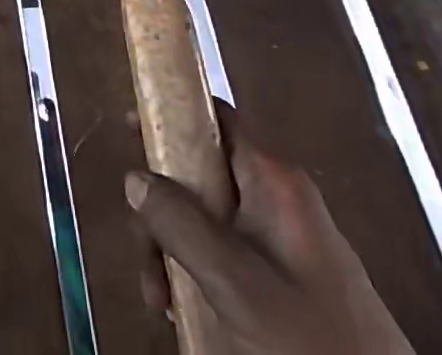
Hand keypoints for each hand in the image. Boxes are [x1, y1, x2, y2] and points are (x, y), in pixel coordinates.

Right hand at [126, 108, 414, 354]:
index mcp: (274, 183)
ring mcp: (274, 237)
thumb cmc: (312, 342)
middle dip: (158, 207)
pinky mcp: (274, 273)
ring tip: (160, 293)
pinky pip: (213, 250)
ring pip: (194, 214)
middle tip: (145, 247)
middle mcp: (273, 199)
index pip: (215, 116)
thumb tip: (134, 177)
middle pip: (193, 171)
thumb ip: (181, 223)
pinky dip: (187, 270)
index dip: (170, 110)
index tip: (129, 128)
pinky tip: (180, 303)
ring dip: (166, 247)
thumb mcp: (236, 283)